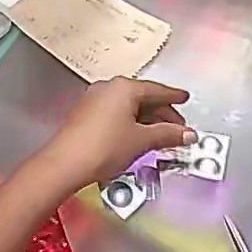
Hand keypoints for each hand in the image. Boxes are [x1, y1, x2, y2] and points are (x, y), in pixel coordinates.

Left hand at [33, 77, 195, 191]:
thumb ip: (168, 134)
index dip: (174, 97)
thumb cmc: (99, 148)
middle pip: (142, 97)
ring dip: (146, 120)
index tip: (183, 98)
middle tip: (177, 127)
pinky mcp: (86, 114)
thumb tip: (184, 133)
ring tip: (160, 136)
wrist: (66, 164)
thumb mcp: (142, 141)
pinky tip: (137, 137)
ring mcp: (94, 100)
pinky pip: (115, 113)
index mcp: (123, 88)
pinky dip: (130, 123)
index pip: (157, 90)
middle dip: (162, 113)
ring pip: (128, 106)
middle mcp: (107, 89)